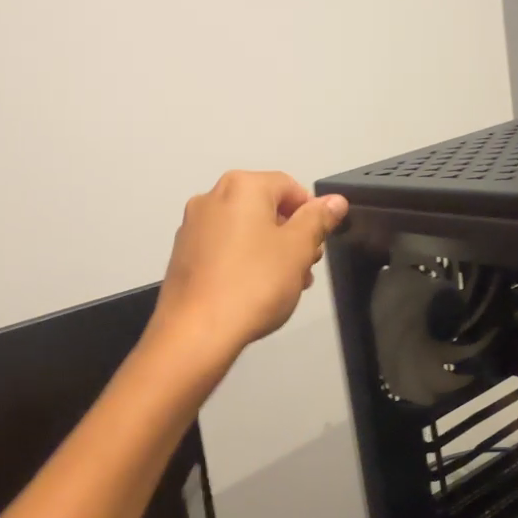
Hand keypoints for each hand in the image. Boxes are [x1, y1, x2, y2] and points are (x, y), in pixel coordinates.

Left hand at [151, 171, 348, 354]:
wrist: (196, 331)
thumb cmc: (254, 283)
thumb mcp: (297, 249)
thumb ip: (318, 219)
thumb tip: (334, 200)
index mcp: (241, 186)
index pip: (289, 186)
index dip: (312, 213)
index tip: (319, 244)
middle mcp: (211, 197)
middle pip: (264, 206)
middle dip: (290, 234)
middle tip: (305, 268)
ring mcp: (192, 226)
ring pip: (243, 229)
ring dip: (269, 250)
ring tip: (284, 285)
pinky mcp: (182, 254)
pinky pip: (222, 247)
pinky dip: (243, 261)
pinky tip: (253, 291)